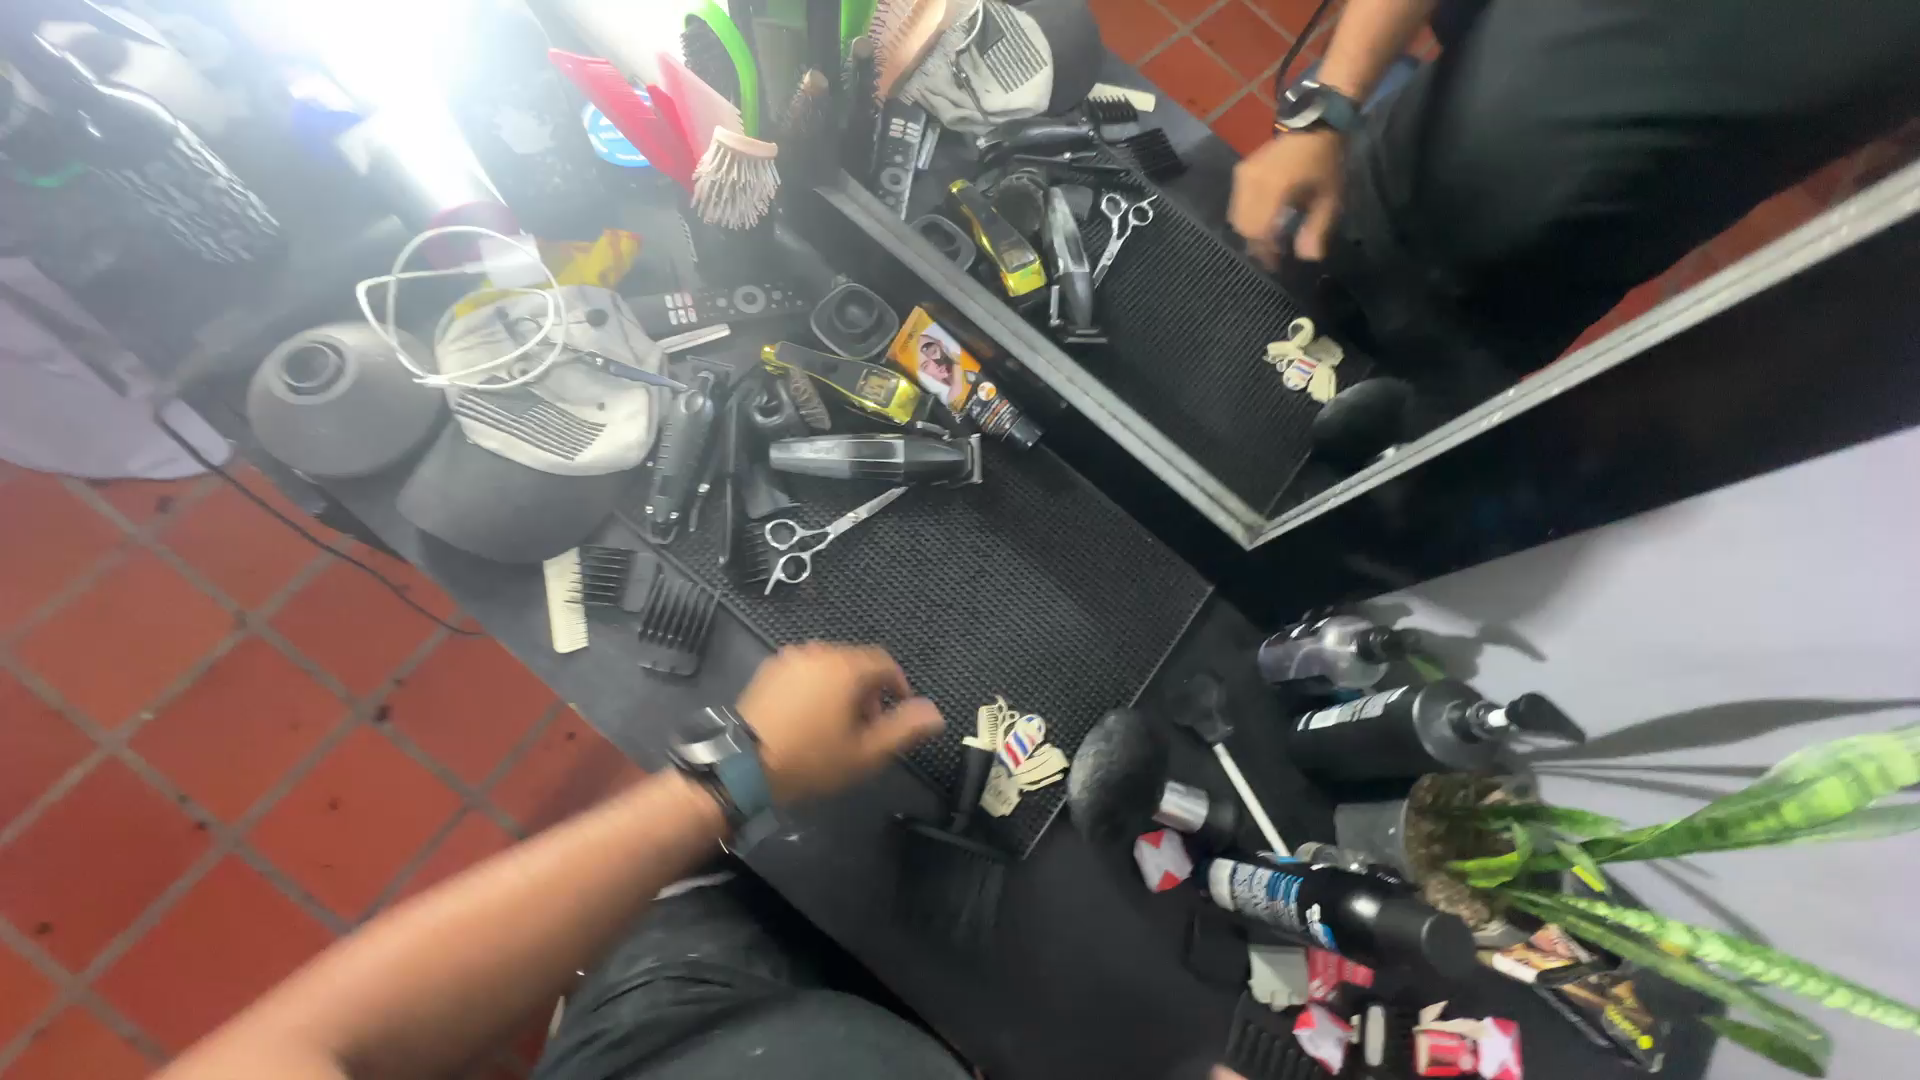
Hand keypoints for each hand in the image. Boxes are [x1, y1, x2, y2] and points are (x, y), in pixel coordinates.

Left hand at [735, 643, 944, 802]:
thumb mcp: (865, 753)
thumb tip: (935, 713)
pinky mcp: (769, 671)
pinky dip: (817, 688)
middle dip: (869, 691)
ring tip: (837, 726)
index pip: (885, 663)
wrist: (741, 767)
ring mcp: (790, 659)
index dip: (898, 687)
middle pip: (857, 663)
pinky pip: (806, 672)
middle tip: (867, 727)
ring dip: (843, 689)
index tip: (898, 714)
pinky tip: (810, 718)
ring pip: (830, 667)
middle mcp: (819, 652)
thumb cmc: (810, 759)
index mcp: (846, 666)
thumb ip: (904, 729)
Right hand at [1229, 129, 1345, 267]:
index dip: (1265, 252)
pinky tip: (1262, 220)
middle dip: (1256, 244)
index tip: (1276, 264)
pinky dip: (1247, 217)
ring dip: (1250, 231)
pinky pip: (1237, 204)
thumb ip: (1317, 229)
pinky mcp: (1241, 172)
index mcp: (1275, 188)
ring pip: (1237, 217)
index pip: (1259, 231)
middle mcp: (1253, 182)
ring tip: (1267, 238)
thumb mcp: (1330, 197)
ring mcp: (1244, 175)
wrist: (1317, 121)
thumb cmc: (1326, 161)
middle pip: (1243, 226)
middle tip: (1271, 254)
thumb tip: (1308, 257)